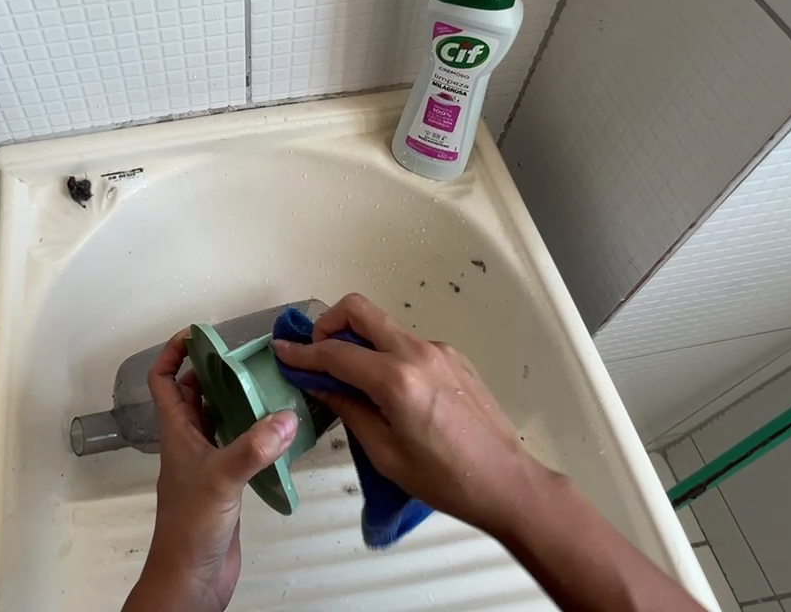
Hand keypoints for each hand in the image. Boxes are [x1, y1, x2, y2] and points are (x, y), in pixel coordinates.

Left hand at [122, 330, 298, 611]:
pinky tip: (277, 430)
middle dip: (214, 369)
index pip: (164, 379)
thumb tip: (283, 417)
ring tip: (265, 382)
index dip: (174, 353)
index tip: (197, 334)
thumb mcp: (221, 479)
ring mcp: (207, 461)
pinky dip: (254, 431)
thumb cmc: (188, 531)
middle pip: (194, 393)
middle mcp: (190, 441)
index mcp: (177, 431)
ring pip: (218, 416)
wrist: (191, 580)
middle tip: (243, 354)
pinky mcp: (226, 481)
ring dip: (237, 398)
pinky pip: (237, 443)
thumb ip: (252, 448)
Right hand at [269, 293, 555, 539]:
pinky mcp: (452, 355)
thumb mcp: (386, 454)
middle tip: (318, 350)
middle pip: (359, 309)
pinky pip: (407, 342)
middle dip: (329, 322)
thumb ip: (349, 410)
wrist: (508, 482)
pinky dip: (387, 353)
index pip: (335, 353)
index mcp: (396, 380)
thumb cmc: (446, 479)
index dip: (303, 352)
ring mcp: (437, 349)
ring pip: (383, 325)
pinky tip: (391, 390)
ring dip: (359, 340)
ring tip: (353, 378)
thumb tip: (322, 386)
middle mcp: (416, 352)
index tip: (282, 351)